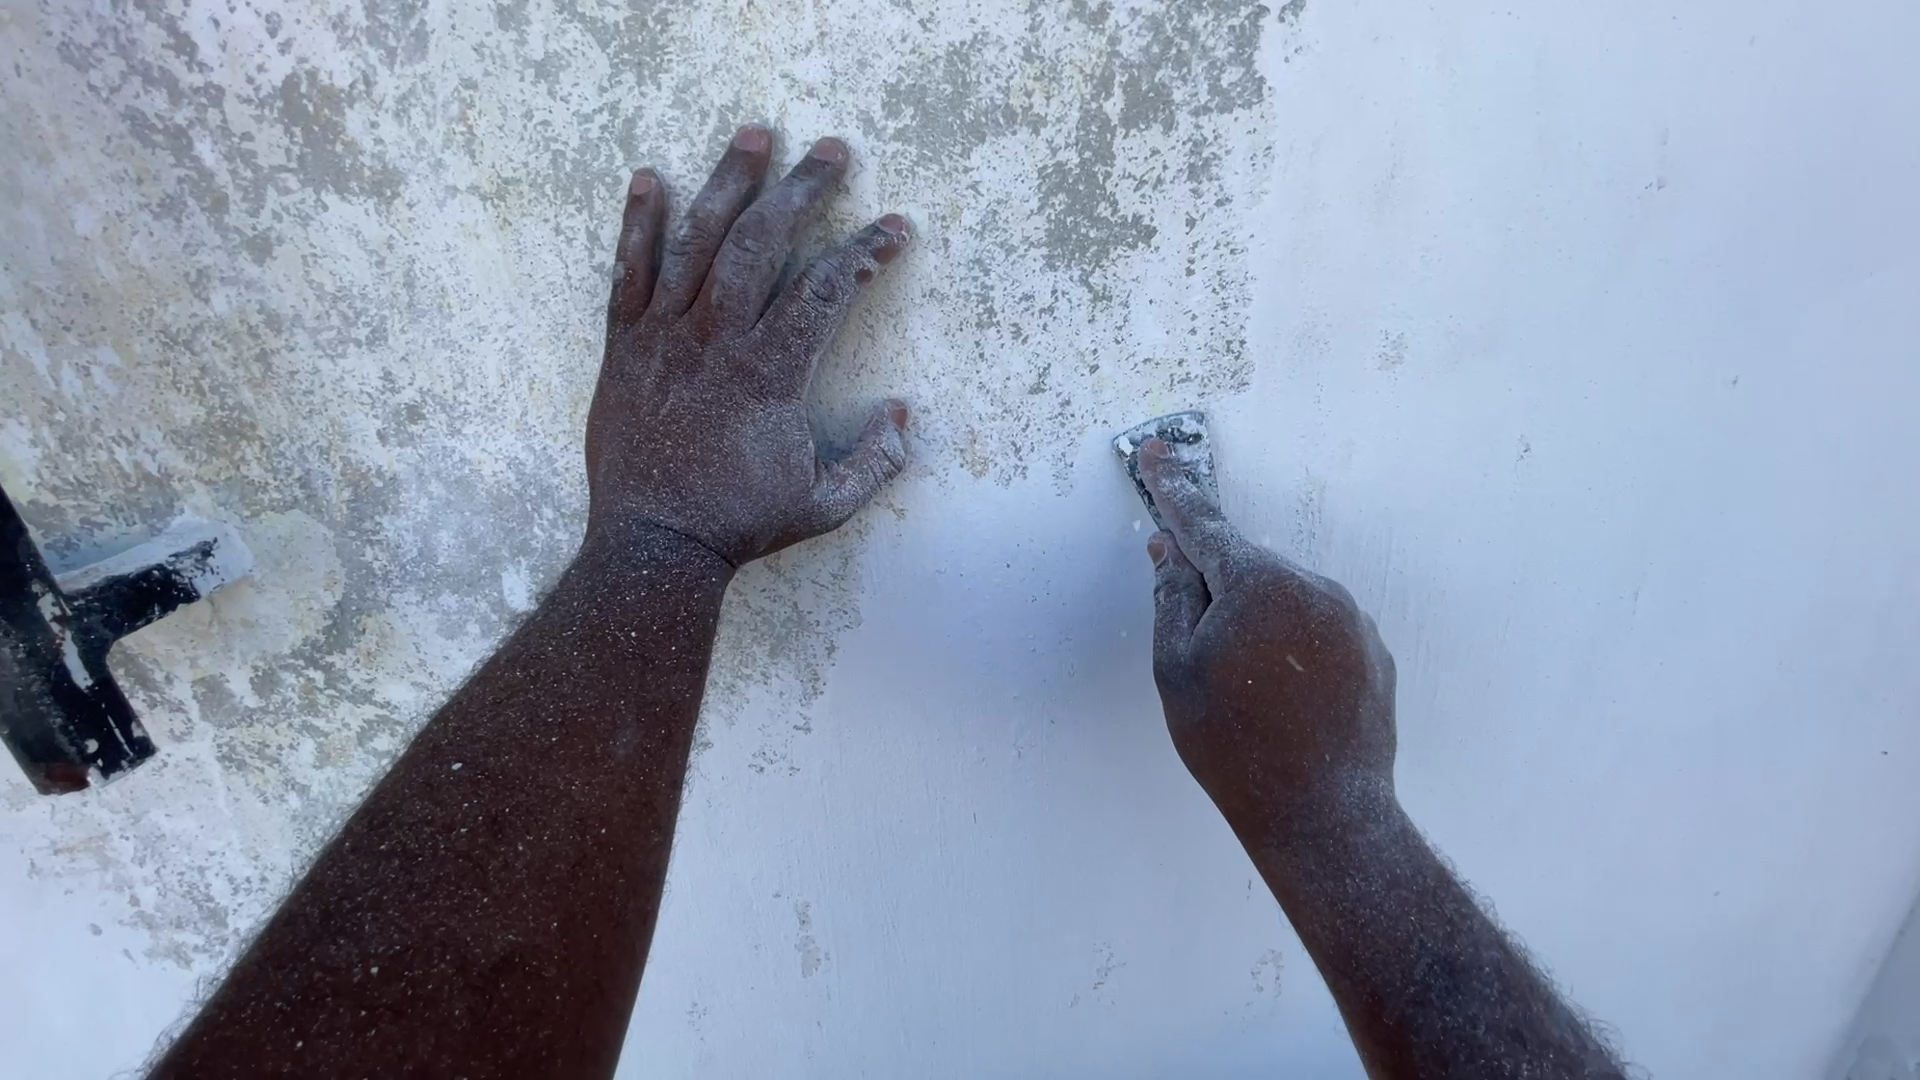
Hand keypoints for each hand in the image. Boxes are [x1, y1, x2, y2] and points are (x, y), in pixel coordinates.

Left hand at [584, 124, 913, 566]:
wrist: (655, 544)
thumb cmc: (741, 523)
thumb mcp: (825, 505)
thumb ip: (875, 461)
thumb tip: (904, 414)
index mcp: (770, 375)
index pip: (827, 291)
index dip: (866, 253)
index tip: (894, 229)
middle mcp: (717, 340)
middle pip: (763, 242)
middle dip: (803, 189)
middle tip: (831, 149)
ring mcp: (665, 337)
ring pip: (697, 240)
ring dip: (729, 182)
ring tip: (754, 134)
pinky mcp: (625, 347)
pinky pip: (627, 272)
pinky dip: (637, 224)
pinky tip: (649, 179)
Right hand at [1140, 439, 1398, 843]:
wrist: (1321, 815)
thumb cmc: (1232, 742)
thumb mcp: (1177, 667)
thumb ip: (1173, 597)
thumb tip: (1170, 550)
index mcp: (1259, 583)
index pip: (1203, 522)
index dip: (1172, 487)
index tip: (1156, 450)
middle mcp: (1313, 586)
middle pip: (1244, 567)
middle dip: (1214, 589)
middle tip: (1196, 650)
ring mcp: (1351, 618)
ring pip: (1281, 598)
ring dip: (1252, 622)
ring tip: (1244, 690)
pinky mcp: (1372, 650)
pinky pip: (1314, 626)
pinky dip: (1287, 644)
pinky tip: (1279, 697)